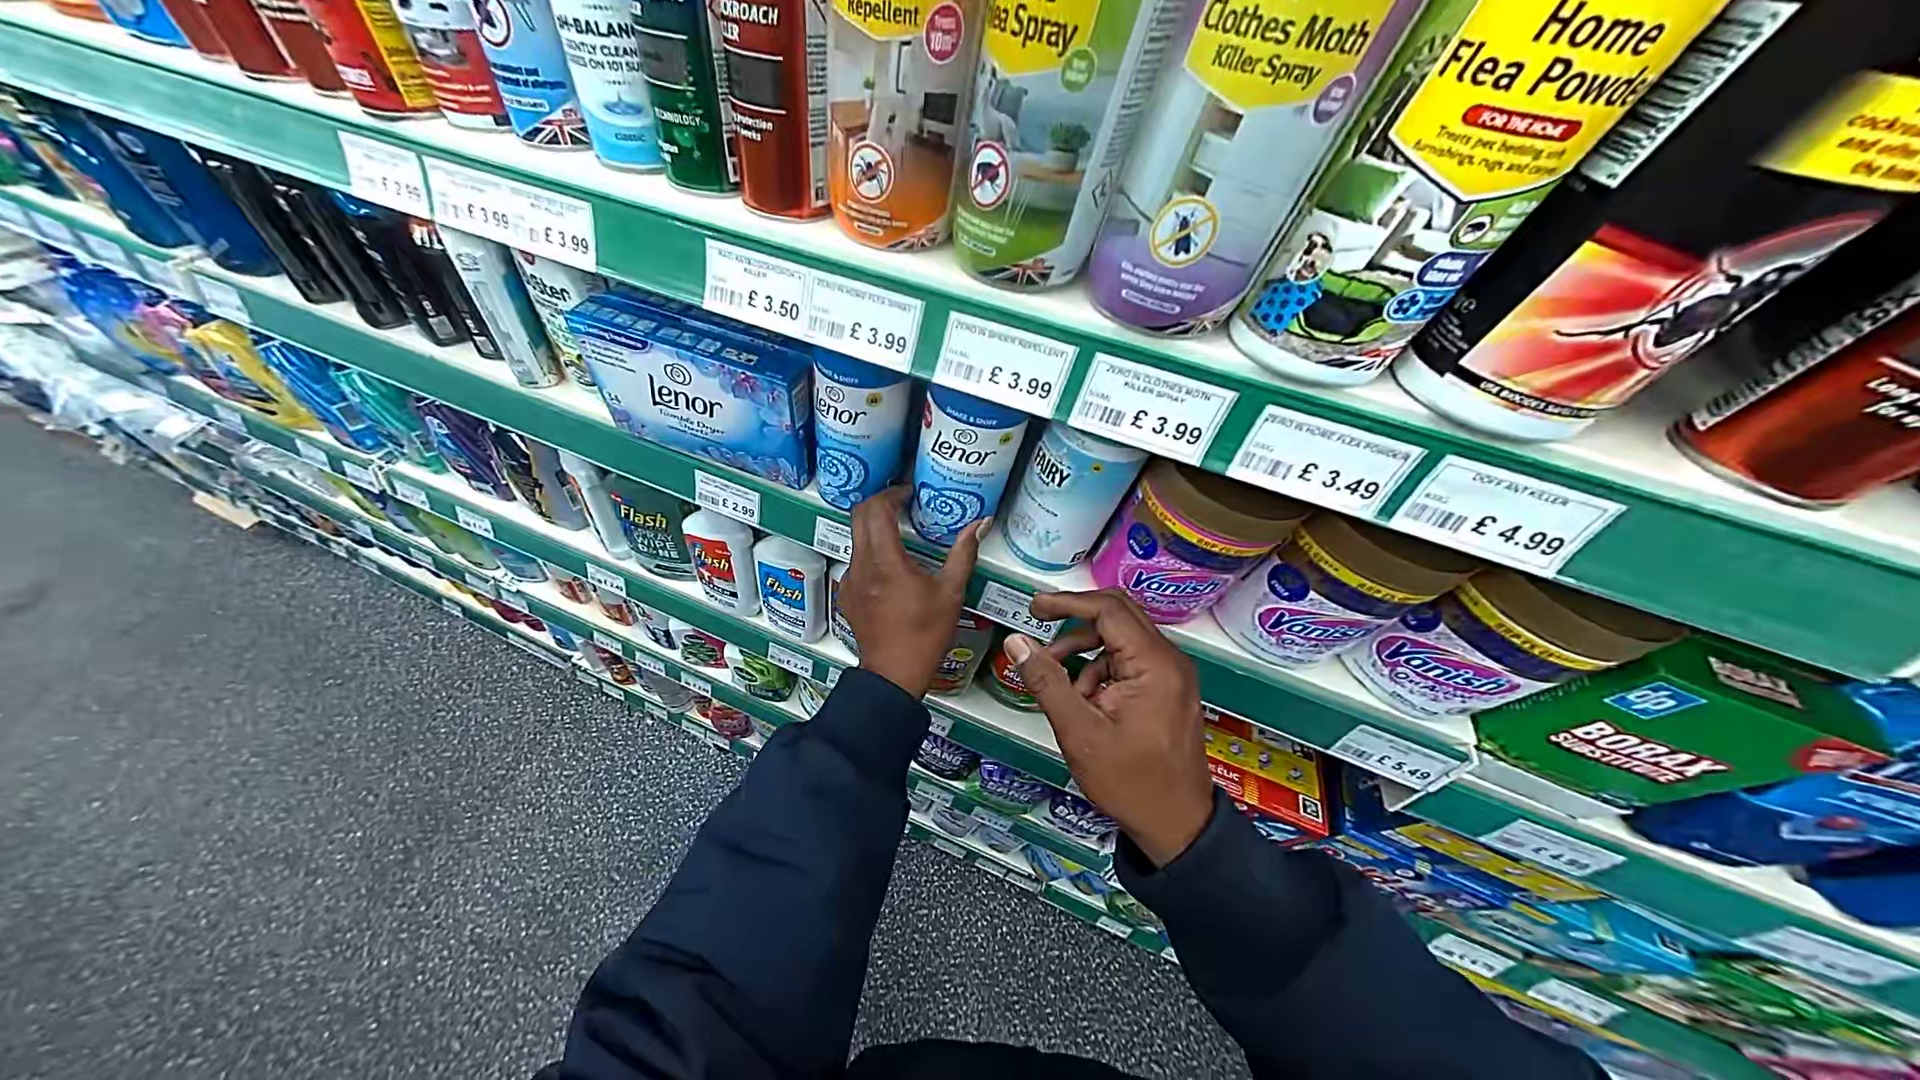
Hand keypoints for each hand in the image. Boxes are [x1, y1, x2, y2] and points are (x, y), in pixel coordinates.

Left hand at [841, 486, 986, 697]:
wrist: (894, 673)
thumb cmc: (924, 635)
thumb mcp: (951, 592)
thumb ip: (964, 553)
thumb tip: (980, 525)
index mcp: (885, 561)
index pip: (875, 509)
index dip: (891, 494)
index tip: (908, 493)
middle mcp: (861, 565)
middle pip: (859, 516)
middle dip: (879, 504)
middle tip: (903, 504)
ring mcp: (851, 581)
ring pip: (856, 538)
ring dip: (875, 529)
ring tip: (902, 536)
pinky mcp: (848, 595)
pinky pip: (856, 562)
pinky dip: (871, 553)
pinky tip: (892, 568)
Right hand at [1003, 590, 1213, 867]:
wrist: (1177, 826)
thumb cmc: (1131, 783)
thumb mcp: (1078, 731)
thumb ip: (1046, 680)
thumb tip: (1017, 642)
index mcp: (1154, 665)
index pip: (1108, 610)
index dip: (1067, 603)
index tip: (1035, 608)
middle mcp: (1171, 661)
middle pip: (1118, 616)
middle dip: (1075, 621)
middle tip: (1039, 625)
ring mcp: (1174, 675)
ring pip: (1122, 639)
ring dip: (1087, 650)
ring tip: (1060, 683)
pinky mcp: (1170, 689)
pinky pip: (1131, 661)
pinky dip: (1102, 669)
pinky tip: (1085, 700)